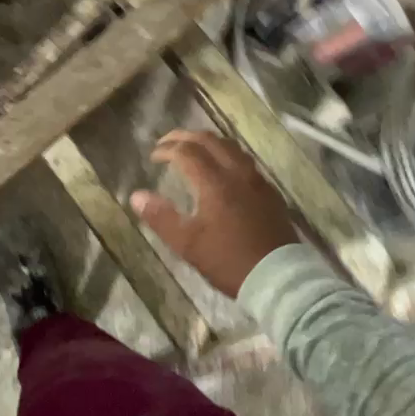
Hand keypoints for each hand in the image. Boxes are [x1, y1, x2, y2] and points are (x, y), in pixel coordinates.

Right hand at [132, 130, 299, 296]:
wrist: (279, 278)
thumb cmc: (229, 261)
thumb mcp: (188, 244)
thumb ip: (161, 217)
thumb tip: (136, 196)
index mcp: (214, 183)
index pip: (186, 152)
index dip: (166, 149)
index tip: (153, 156)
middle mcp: (236, 173)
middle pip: (209, 140)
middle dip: (185, 137)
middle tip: (168, 142)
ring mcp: (256, 180)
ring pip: (230, 146)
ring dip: (207, 141)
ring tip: (193, 148)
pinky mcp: (269, 191)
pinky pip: (244, 159)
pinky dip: (226, 153)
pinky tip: (222, 167)